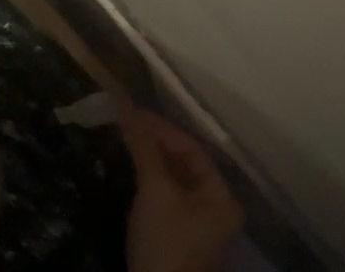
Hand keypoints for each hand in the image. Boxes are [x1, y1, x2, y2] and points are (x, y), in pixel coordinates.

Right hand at [120, 104, 244, 271]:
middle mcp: (214, 208)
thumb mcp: (155, 190)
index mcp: (221, 197)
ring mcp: (196, 225)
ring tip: (123, 138)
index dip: (162, 128)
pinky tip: (129, 168)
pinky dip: (148, 178)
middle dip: (155, 141)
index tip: (132, 113)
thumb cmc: (165, 242)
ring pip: (173, 179)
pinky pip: (164, 195)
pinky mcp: (177, 236)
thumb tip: (124, 101)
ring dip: (150, 158)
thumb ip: (143, 145)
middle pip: (184, 163)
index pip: (192, 149)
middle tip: (125, 123)